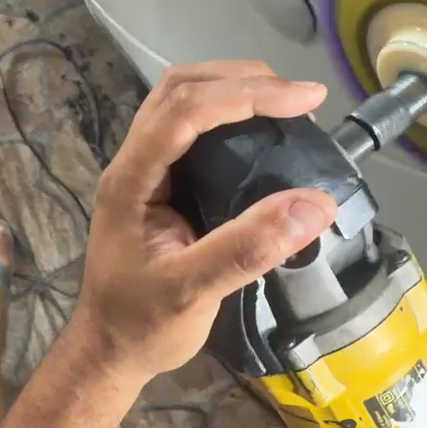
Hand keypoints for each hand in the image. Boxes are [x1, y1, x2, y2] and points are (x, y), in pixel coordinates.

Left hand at [69, 61, 335, 380]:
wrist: (109, 348)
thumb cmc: (142, 324)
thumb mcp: (193, 293)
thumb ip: (247, 249)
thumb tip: (316, 203)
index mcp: (129, 182)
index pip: (181, 112)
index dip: (244, 95)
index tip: (305, 100)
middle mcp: (130, 166)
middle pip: (176, 91)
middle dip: (239, 79)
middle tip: (299, 96)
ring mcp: (140, 173)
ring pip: (178, 103)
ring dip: (229, 90)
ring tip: (285, 103)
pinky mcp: (156, 185)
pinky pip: (187, 130)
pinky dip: (225, 115)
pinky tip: (260, 131)